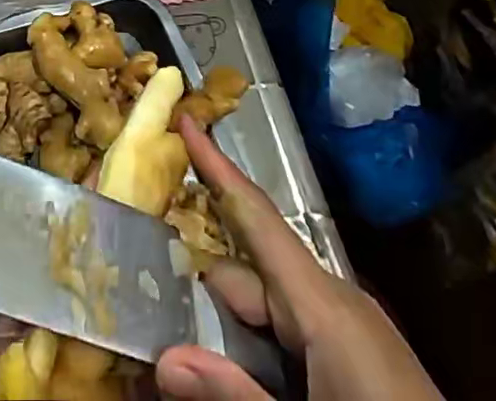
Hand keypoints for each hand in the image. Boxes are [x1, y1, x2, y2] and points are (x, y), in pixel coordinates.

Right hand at [155, 117, 443, 400]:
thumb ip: (236, 394)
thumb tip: (163, 359)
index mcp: (324, 305)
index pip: (257, 217)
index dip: (218, 166)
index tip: (186, 121)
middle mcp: (332, 302)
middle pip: (247, 274)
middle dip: (199, 282)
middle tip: (146, 298)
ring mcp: (344, 329)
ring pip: (263, 309)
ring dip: (223, 324)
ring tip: (180, 348)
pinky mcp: (349, 356)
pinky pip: (286, 333)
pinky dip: (252, 345)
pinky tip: (232, 373)